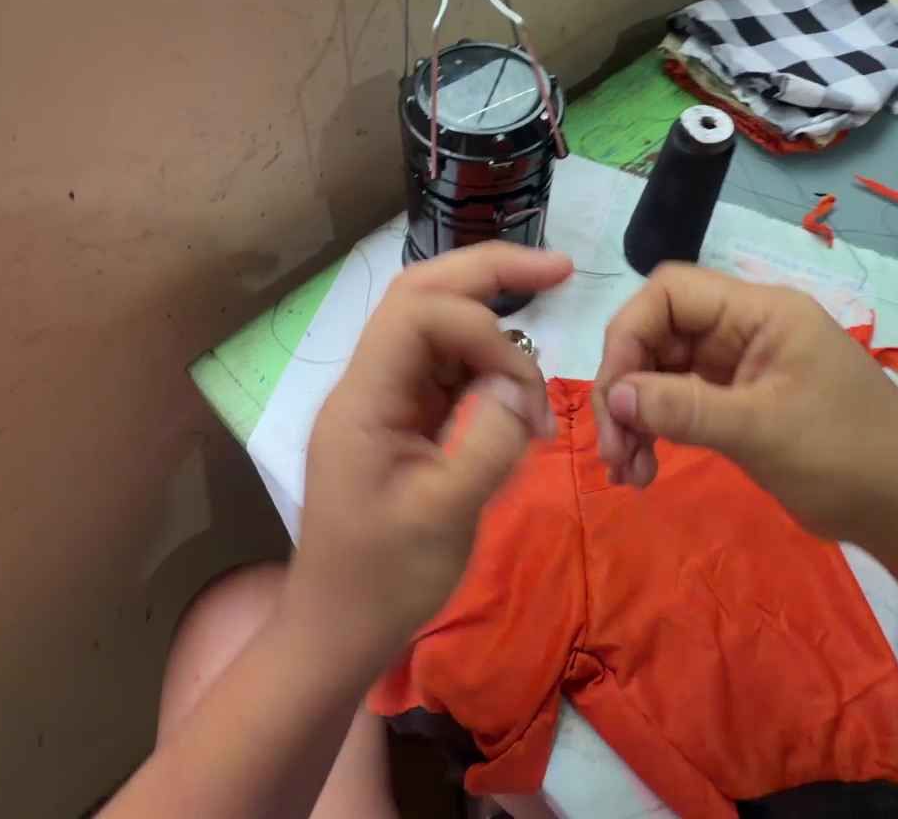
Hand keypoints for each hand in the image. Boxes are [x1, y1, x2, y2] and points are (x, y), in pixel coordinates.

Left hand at [286, 243, 573, 663]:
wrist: (338, 627)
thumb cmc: (384, 581)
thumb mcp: (445, 516)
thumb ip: (487, 439)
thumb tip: (517, 381)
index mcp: (364, 400)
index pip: (417, 314)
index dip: (481, 329)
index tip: (522, 388)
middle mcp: (369, 383)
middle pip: (422, 295)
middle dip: (489, 274)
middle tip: (559, 271)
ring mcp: (384, 398)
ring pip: (437, 327)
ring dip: (493, 332)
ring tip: (539, 360)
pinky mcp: (402, 417)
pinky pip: (446, 369)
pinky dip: (486, 368)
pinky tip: (516, 388)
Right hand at [592, 264, 897, 540]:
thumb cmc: (851, 459)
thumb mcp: (763, 431)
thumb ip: (683, 408)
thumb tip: (616, 394)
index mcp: (760, 313)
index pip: (671, 293)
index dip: (630, 333)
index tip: (615, 393)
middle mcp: (744, 330)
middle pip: (659, 335)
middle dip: (626, 388)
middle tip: (613, 447)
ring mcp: (740, 367)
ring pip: (662, 374)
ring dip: (636, 417)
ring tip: (626, 471)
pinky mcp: (738, 402)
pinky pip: (679, 405)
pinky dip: (656, 432)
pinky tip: (644, 470)